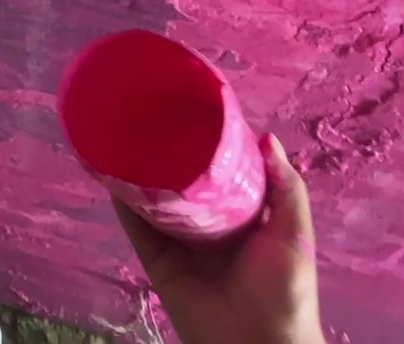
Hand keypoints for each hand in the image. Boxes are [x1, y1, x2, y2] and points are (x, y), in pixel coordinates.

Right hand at [115, 135, 323, 343]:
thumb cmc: (285, 293)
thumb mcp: (293, 236)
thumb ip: (285, 190)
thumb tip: (266, 137)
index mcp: (239, 218)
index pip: (218, 174)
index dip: (207, 145)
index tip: (191, 110)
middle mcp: (205, 225)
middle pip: (180, 182)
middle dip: (166, 154)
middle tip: (149, 116)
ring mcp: (177, 241)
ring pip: (152, 198)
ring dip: (138, 171)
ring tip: (121, 135)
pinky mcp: (154, 258)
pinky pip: (134, 224)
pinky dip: (122, 199)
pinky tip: (110, 172)